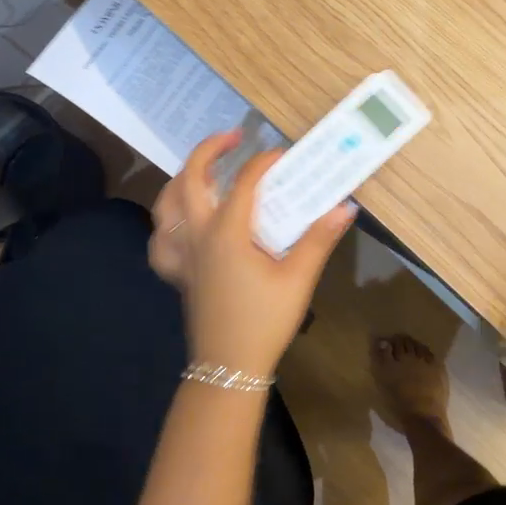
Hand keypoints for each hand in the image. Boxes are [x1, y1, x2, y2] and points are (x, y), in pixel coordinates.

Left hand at [159, 136, 355, 375]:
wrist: (228, 367)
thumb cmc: (264, 321)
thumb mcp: (298, 279)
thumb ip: (319, 238)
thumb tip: (345, 206)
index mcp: (227, 233)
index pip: (244, 182)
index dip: (264, 161)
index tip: (284, 154)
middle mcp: (197, 235)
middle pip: (191, 179)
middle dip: (209, 150)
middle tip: (233, 137)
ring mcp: (181, 254)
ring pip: (165, 205)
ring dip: (181, 180)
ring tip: (203, 172)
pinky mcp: (176, 273)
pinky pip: (159, 241)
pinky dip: (166, 225)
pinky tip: (181, 224)